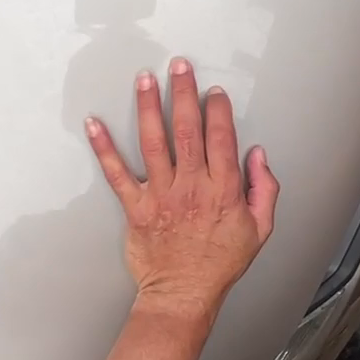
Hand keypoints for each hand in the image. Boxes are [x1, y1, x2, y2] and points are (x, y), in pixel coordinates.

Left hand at [86, 58, 279, 323]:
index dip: (218, 110)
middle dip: (184, 94)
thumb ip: (264, 189)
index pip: (221, 139)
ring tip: (145, 79)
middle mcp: (192, 187)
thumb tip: (258, 156)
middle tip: (180, 66)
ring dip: (149, 107)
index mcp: (223, 190)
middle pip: (188, 130)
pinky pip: (117, 173)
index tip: (214, 91)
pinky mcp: (136, 207)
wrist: (184, 293)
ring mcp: (161, 195)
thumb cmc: (220, 263)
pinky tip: (95, 124)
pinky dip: (104, 148)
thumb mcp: (260, 229)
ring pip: (154, 142)